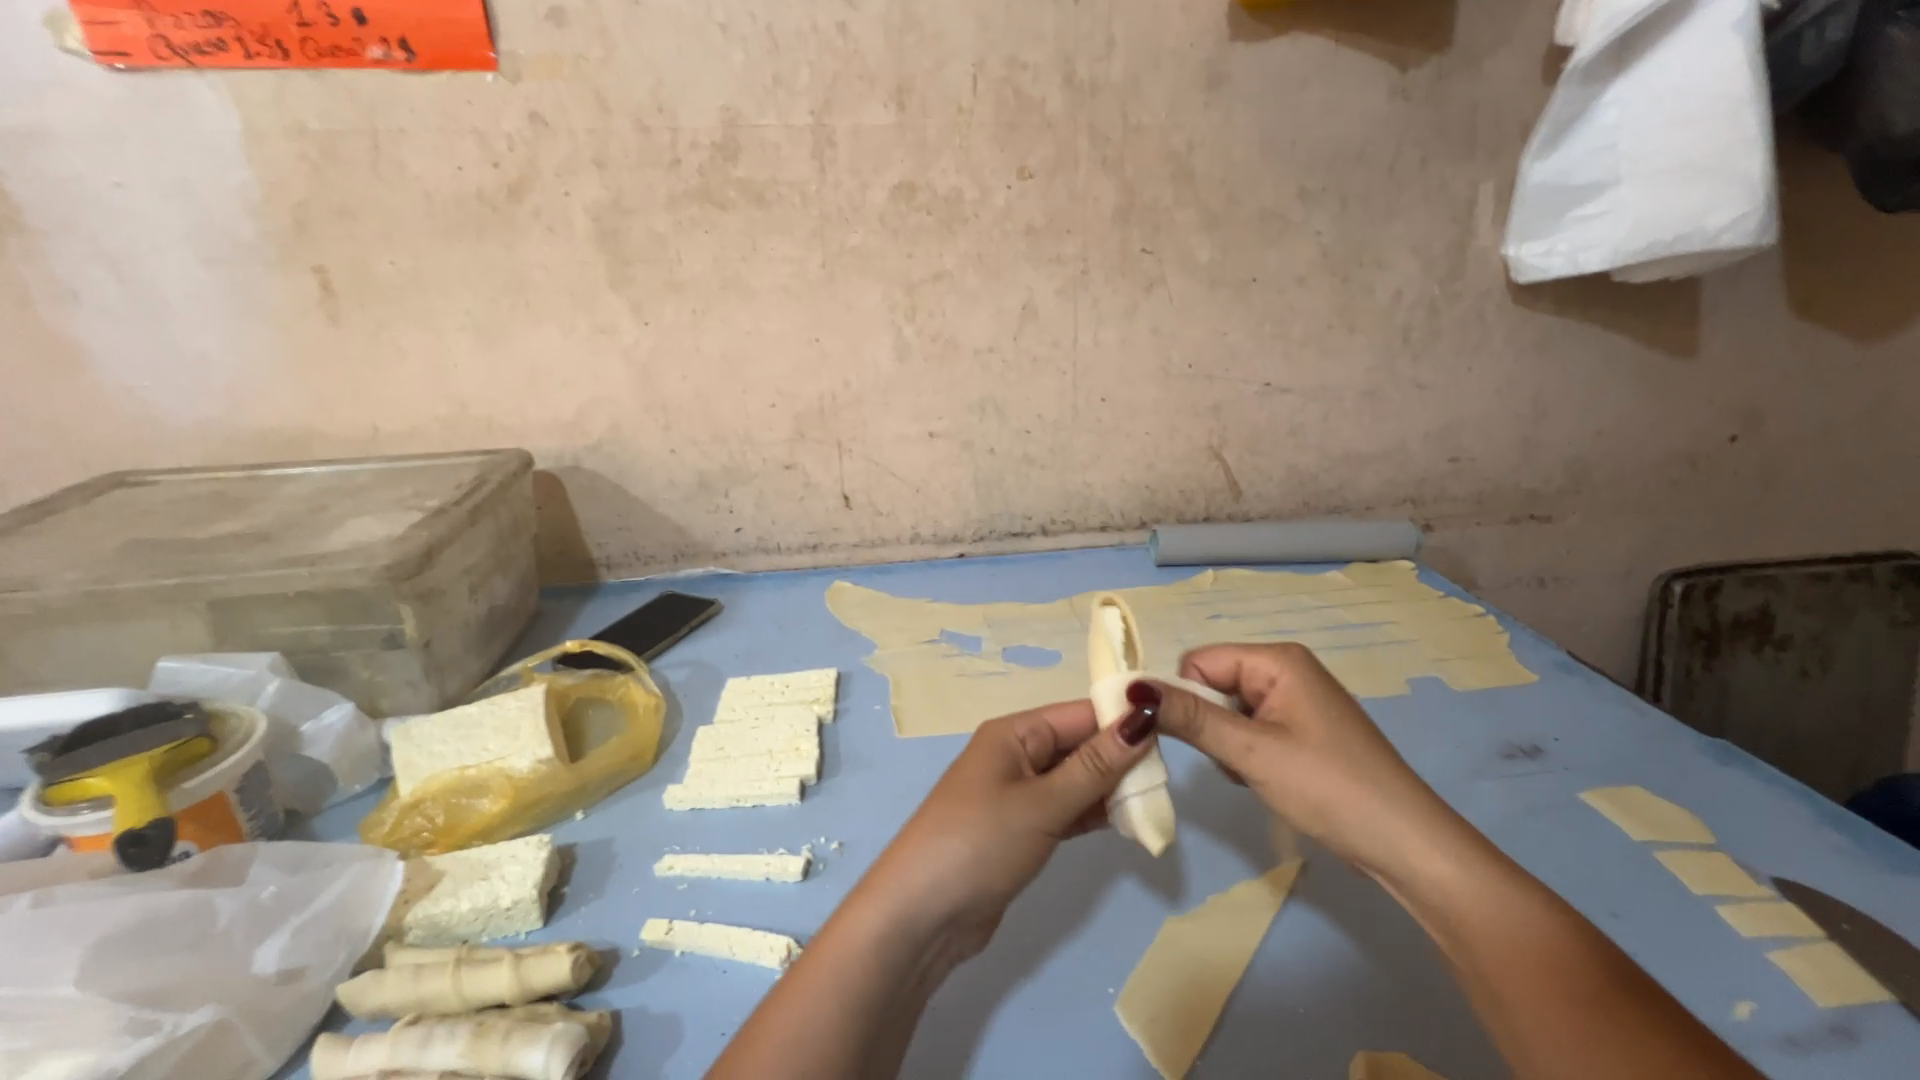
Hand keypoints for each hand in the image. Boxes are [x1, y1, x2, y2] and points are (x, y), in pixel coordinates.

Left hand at [853, 699, 1157, 959]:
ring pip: (1076, 780)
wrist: (922, 915)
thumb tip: (1144, 716)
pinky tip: (1126, 824)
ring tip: (1155, 802)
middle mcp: (1015, 755)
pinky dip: (1093, 814)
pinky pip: (1066, 810)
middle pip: (1079, 745)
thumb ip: (1095, 766)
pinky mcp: (1021, 830)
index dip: (1124, 719)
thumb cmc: (980, 843)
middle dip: (1121, 757)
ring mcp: (1017, 795)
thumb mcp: (1042, 803)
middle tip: (1169, 778)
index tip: (1175, 730)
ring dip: (1111, 789)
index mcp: (1014, 733)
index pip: (1080, 713)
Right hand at [1146, 643, 1464, 881]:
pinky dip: (1245, 754)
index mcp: (1278, 660)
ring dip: (1225, 744)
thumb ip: (1190, 719)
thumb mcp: (1251, 752)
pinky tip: (1265, 779)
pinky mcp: (1301, 731)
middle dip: (1207, 723)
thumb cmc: (1328, 787)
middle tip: (1230, 760)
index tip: (1189, 739)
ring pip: (1227, 710)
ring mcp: (1296, 702)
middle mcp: (1286, 670)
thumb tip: (1131, 690)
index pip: (1198, 661)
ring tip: (1252, 773)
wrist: (1402, 843)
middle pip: (1212, 684)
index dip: (1183, 697)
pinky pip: (1250, 729)